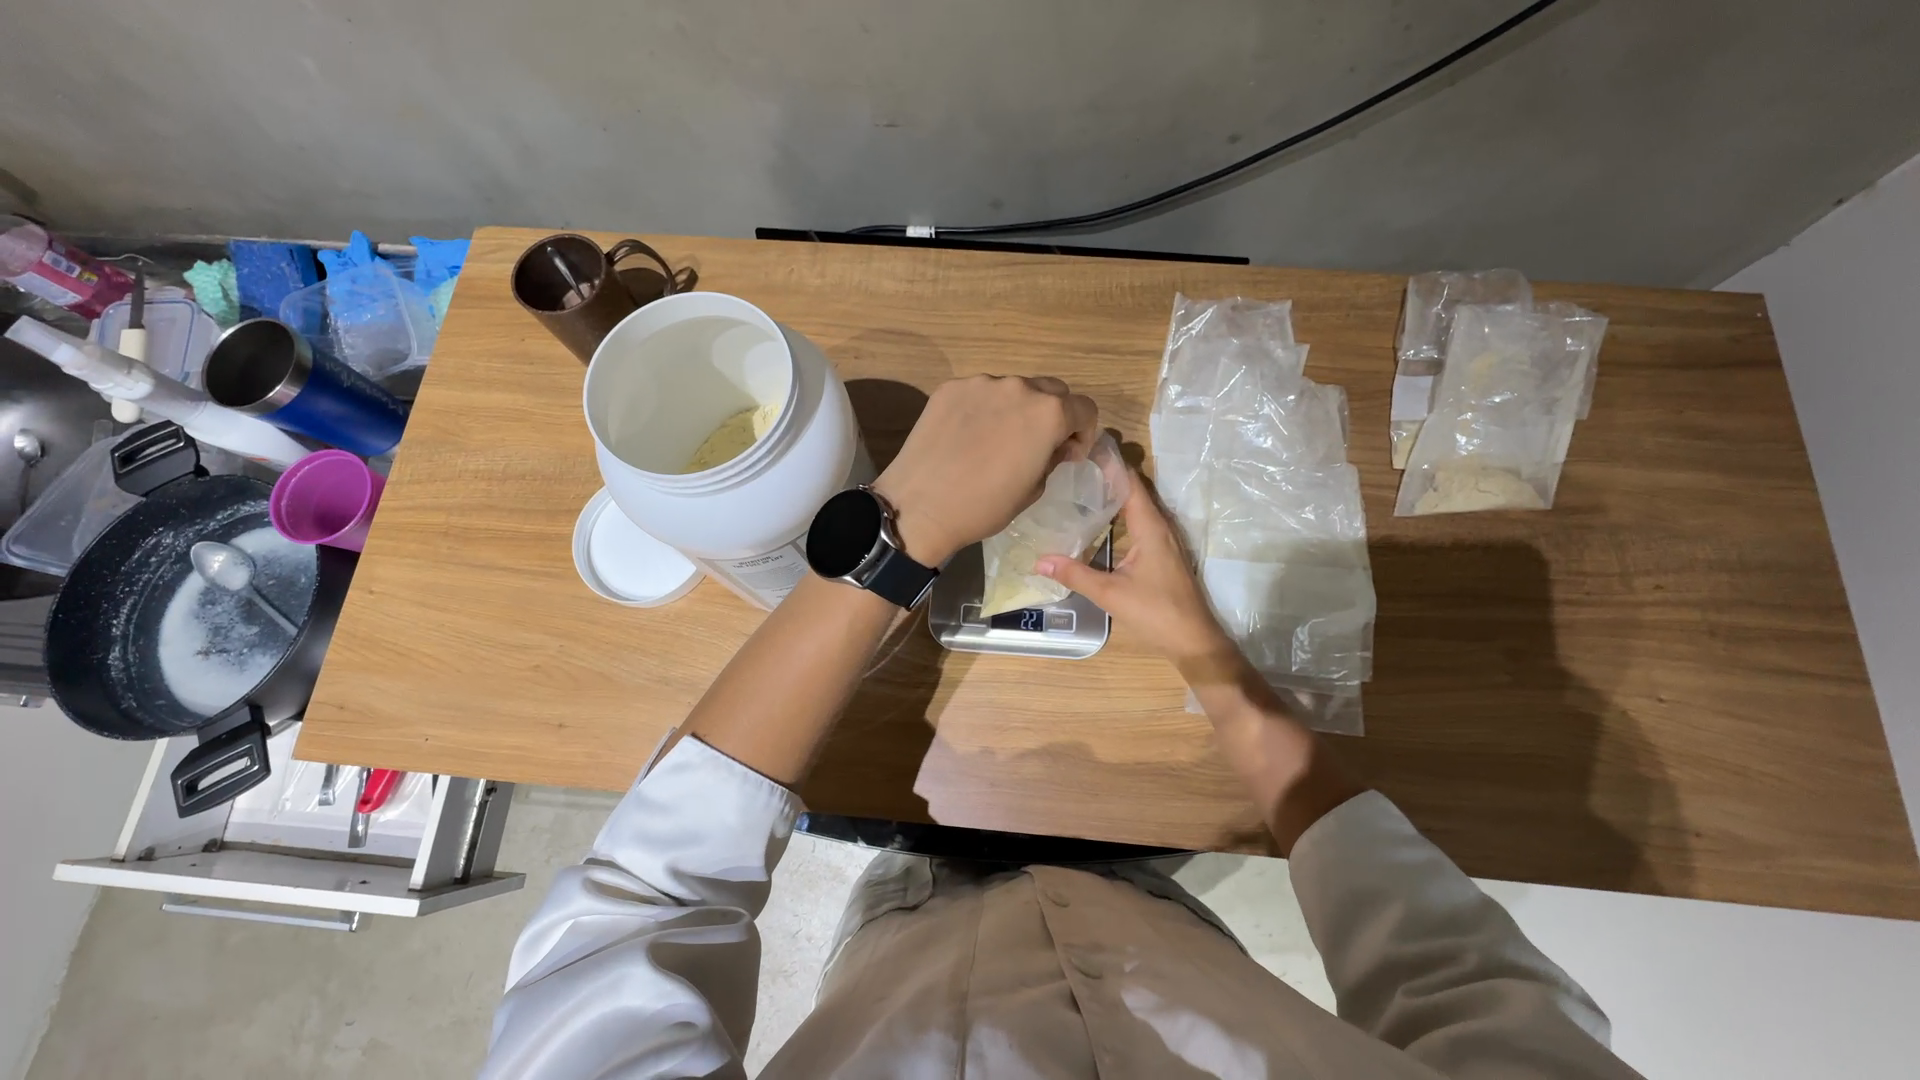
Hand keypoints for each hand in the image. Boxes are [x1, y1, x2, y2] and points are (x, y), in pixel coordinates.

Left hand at [873, 375, 1097, 564]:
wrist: (919, 506)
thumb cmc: (984, 506)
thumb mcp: (1034, 489)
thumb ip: (1052, 457)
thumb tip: (1053, 446)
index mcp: (1048, 413)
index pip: (1085, 408)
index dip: (1083, 433)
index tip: (1068, 454)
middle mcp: (1019, 387)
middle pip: (1051, 390)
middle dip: (1053, 415)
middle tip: (1037, 445)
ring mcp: (981, 383)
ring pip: (1013, 389)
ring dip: (1017, 410)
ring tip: (997, 441)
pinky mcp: (950, 388)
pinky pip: (980, 393)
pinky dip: (984, 409)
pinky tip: (968, 437)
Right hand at [1037, 472, 1235, 663]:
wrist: (1193, 640)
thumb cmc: (1156, 612)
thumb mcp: (1110, 594)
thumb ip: (1075, 574)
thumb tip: (1038, 561)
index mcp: (1151, 527)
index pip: (1130, 483)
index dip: (1109, 465)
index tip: (1083, 449)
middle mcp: (1161, 526)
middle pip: (1133, 491)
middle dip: (1107, 477)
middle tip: (1074, 467)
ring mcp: (1165, 540)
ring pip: (1137, 507)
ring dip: (1114, 496)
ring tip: (1081, 487)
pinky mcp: (1163, 554)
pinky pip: (1140, 522)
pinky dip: (1120, 514)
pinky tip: (1100, 522)